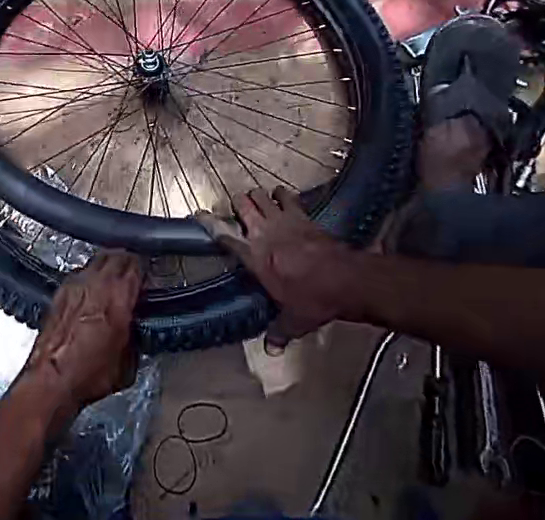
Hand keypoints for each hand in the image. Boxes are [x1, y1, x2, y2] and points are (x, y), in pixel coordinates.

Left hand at [16, 251, 142, 416]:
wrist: (52, 381)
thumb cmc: (88, 375)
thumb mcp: (127, 362)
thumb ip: (134, 336)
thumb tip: (134, 332)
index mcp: (119, 296)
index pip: (136, 265)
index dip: (144, 268)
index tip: (146, 274)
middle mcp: (98, 284)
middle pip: (116, 255)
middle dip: (126, 260)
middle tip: (132, 269)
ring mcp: (76, 284)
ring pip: (97, 260)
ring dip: (107, 265)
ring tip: (111, 276)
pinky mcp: (60, 292)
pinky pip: (79, 273)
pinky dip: (88, 277)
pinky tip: (89, 290)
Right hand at [195, 187, 363, 352]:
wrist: (344, 279)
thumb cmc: (314, 299)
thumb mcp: (293, 320)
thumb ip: (279, 331)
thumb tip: (271, 349)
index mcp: (254, 257)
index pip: (224, 236)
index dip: (209, 223)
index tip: (200, 216)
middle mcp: (263, 233)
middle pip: (241, 204)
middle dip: (237, 204)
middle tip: (238, 212)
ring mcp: (283, 220)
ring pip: (260, 194)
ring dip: (257, 197)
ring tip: (257, 203)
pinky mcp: (301, 215)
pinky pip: (286, 196)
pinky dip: (281, 194)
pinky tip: (281, 198)